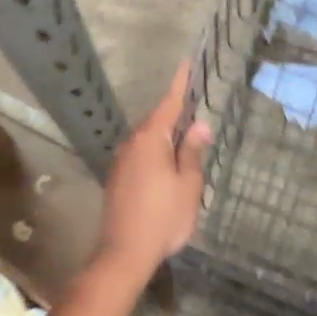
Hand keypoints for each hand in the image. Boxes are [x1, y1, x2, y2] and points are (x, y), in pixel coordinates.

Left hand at [95, 62, 210, 273]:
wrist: (124, 252)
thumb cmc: (163, 217)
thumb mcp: (188, 185)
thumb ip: (192, 152)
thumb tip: (199, 125)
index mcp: (151, 139)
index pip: (169, 103)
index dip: (181, 84)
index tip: (187, 63)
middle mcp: (132, 144)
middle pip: (157, 122)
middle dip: (176, 115)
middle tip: (198, 109)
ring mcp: (121, 162)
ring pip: (148, 141)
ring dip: (166, 138)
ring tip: (187, 140)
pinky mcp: (117, 179)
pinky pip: (141, 156)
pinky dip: (156, 154)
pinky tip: (168, 166)